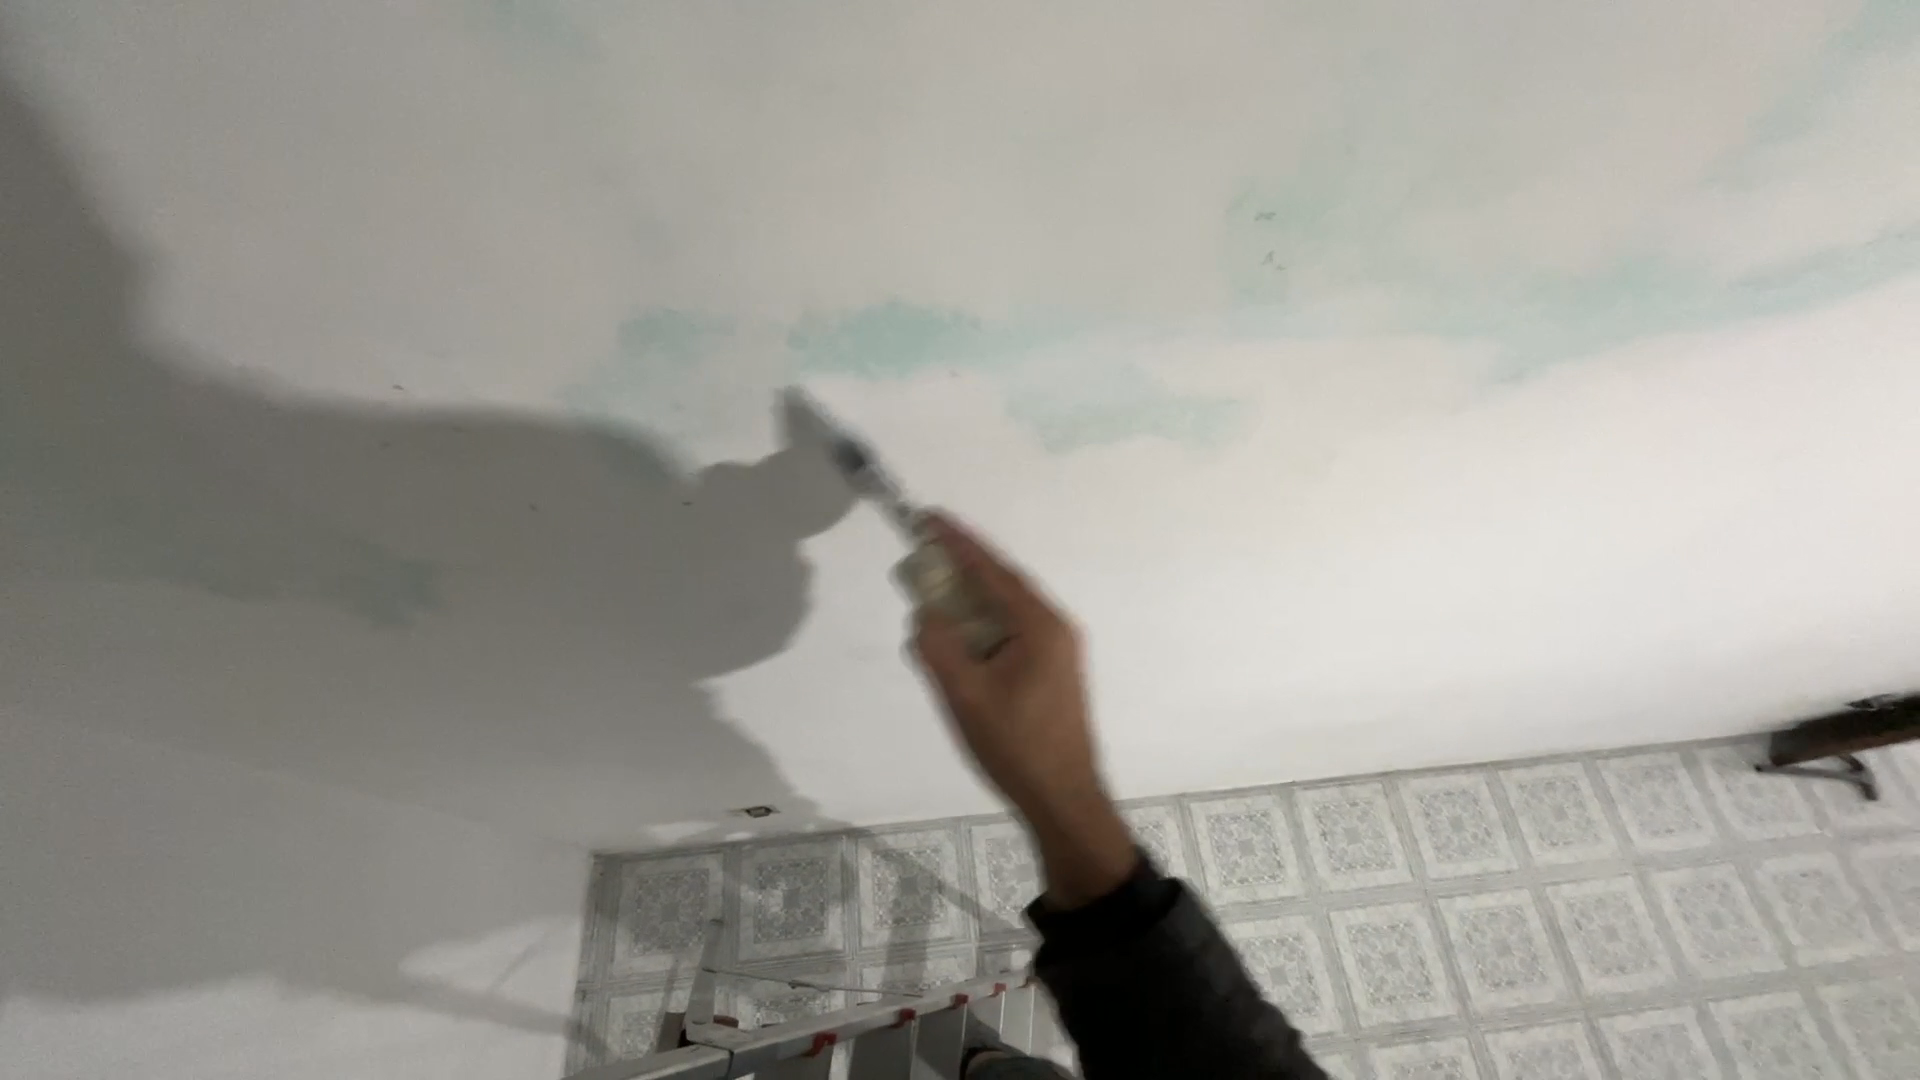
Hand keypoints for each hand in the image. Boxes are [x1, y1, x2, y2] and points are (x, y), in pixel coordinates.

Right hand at [910, 513, 1134, 906]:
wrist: (1063, 799)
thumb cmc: (1016, 746)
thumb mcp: (965, 696)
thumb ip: (938, 648)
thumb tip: (926, 615)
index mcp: (1040, 626)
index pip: (993, 571)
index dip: (959, 542)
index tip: (929, 517)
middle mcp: (1054, 628)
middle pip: (1002, 585)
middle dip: (961, 568)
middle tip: (923, 553)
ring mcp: (1056, 651)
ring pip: (1006, 610)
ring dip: (970, 600)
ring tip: (934, 593)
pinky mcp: (1051, 671)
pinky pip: (1010, 633)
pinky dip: (982, 626)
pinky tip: (959, 638)